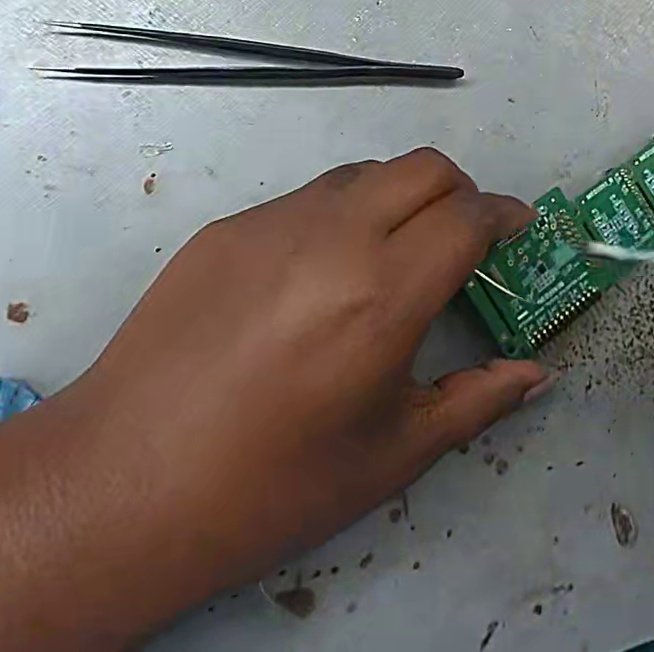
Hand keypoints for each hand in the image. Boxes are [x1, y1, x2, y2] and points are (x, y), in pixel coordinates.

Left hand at [0, 149, 546, 650]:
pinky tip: (318, 276)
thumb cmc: (271, 486)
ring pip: (365, 172)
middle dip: (462, 191)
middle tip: (462, 239)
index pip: (469, 216)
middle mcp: (332, 236)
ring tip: (393, 253)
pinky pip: (307, 198)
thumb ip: (478, 401)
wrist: (117, 486)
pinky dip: (341, 214)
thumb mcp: (392, 455)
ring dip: (400, 196)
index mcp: (382, 294)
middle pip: (425, 167)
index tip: (518, 230)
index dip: (505, 215)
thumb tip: (536, 374)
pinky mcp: (225, 227)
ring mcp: (271, 222)